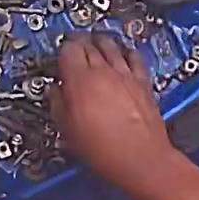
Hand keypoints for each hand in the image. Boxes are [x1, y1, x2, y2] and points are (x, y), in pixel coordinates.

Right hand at [52, 34, 187, 198]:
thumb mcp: (69, 130)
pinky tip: (125, 52)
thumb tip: (55, 92)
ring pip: (112, 46)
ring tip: (97, 41)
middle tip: (76, 46)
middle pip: (90, 44)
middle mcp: (103, 72)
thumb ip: (59, 105)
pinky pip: (134, 58)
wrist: (140, 158)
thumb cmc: (103, 150)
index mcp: (80, 81)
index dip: (63, 50)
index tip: (61, 55)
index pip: (68, 50)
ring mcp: (125, 75)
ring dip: (102, 42)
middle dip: (80, 43)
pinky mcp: (142, 82)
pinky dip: (127, 52)